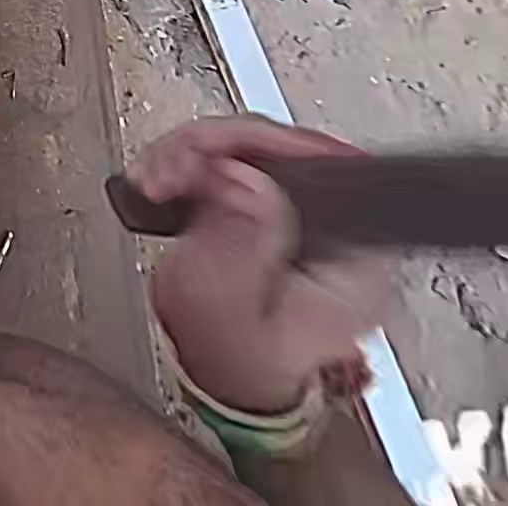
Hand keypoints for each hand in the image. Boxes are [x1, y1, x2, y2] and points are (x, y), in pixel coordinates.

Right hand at [130, 117, 392, 414]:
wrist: (219, 366)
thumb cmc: (232, 350)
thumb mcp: (229, 307)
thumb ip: (237, 246)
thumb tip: (245, 180)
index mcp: (350, 252)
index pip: (322, 166)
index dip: (258, 147)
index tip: (205, 157)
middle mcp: (329, 223)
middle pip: (275, 144)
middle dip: (207, 147)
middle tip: (168, 172)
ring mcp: (290, 206)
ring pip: (241, 141)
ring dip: (184, 151)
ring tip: (156, 181)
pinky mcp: (255, 196)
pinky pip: (218, 153)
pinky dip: (177, 157)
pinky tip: (158, 179)